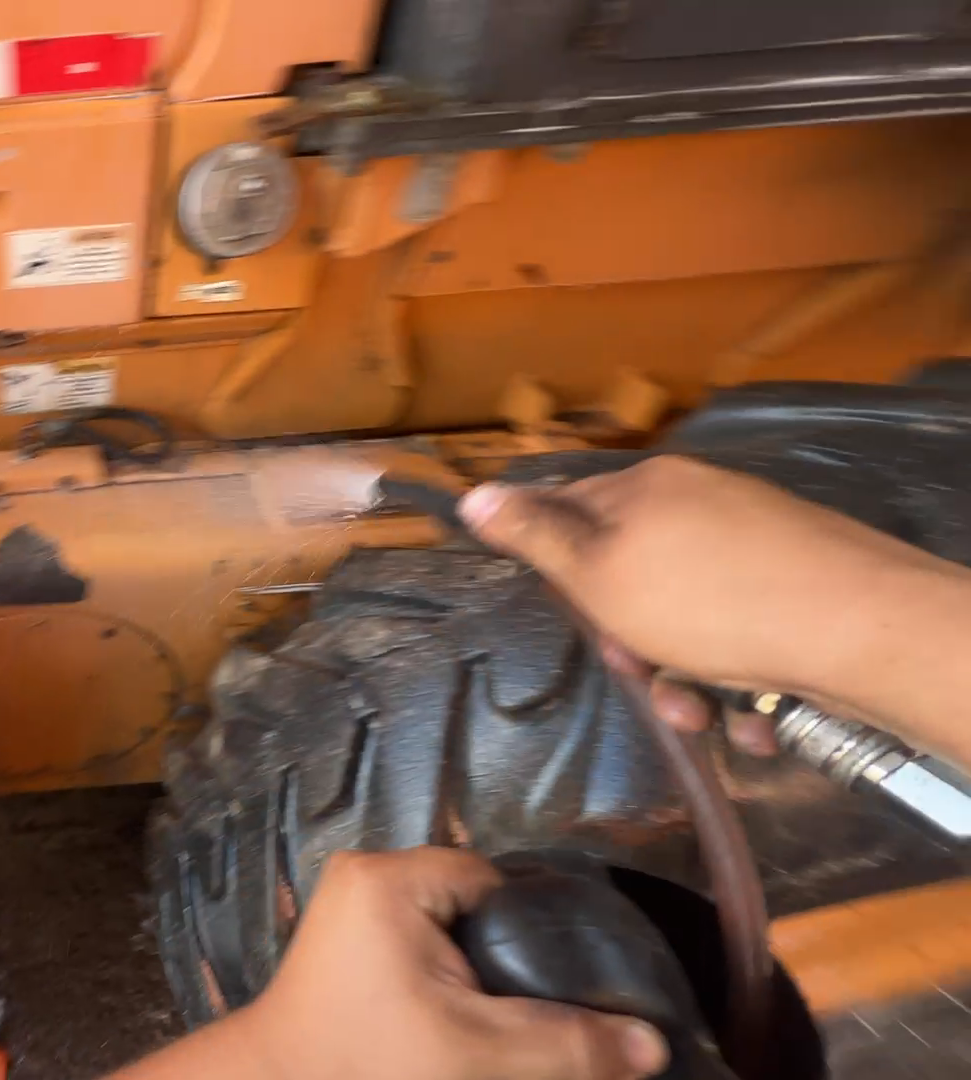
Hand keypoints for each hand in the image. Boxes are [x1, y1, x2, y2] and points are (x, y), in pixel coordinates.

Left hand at [234, 849, 666, 1079]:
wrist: (286, 1079)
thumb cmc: (375, 1061)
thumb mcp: (483, 1055)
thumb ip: (569, 1042)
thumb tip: (651, 1040)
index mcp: (387, 878)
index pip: (485, 878)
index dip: (531, 924)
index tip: (564, 975)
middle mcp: (361, 870)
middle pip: (463, 895)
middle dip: (502, 945)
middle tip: (535, 999)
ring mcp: (346, 896)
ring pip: (438, 914)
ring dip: (470, 957)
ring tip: (501, 1006)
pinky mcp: (342, 925)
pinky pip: (409, 927)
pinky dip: (439, 961)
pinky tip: (460, 1002)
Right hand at [457, 455, 970, 754]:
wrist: (877, 635)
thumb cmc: (707, 604)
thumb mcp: (592, 572)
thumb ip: (530, 534)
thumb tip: (473, 492)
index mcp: (642, 487)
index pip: (561, 508)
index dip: (554, 564)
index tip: (573, 611)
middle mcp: (697, 496)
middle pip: (623, 561)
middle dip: (622, 627)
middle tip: (635, 670)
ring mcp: (757, 529)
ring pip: (681, 597)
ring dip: (675, 661)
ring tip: (698, 710)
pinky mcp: (806, 567)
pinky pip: (737, 609)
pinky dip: (730, 657)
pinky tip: (744, 705)